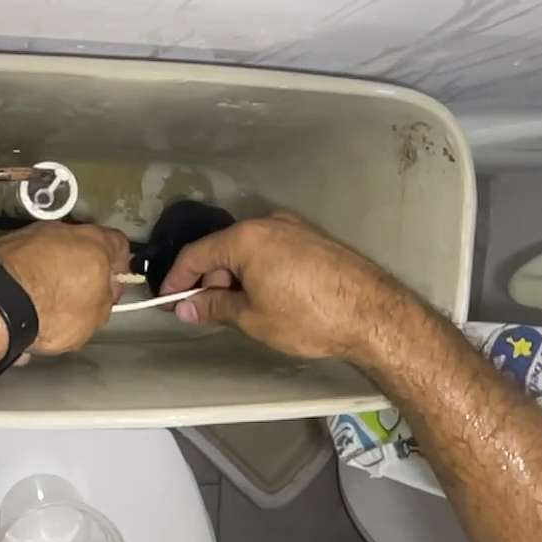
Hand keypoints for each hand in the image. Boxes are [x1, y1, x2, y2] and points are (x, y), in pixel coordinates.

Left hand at [0, 221, 131, 353]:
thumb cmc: (49, 308)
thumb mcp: (94, 318)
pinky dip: (25, 276)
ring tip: (44, 303)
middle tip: (78, 297)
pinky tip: (21, 302)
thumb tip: (101, 297)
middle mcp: (63, 230)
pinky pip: (23, 260)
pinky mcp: (3, 245)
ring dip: (50, 272)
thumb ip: (104, 300)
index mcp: (95, 243)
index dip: (117, 268)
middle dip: (80, 269)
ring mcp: (31, 235)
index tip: (111, 286)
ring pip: (50, 252)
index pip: (119, 245)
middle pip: (81, 246)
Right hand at [158, 211, 412, 360]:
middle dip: (211, 280)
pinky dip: (260, 269)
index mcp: (245, 238)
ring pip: (250, 249)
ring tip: (243, 309)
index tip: (167, 299)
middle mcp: (268, 223)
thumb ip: (214, 307)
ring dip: (237, 276)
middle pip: (224, 249)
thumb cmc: (307, 317)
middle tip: (209, 311)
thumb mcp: (253, 318)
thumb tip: (185, 307)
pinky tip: (269, 295)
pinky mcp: (314, 238)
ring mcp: (295, 227)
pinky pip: (273, 249)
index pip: (196, 254)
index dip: (177, 278)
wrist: (374, 315)